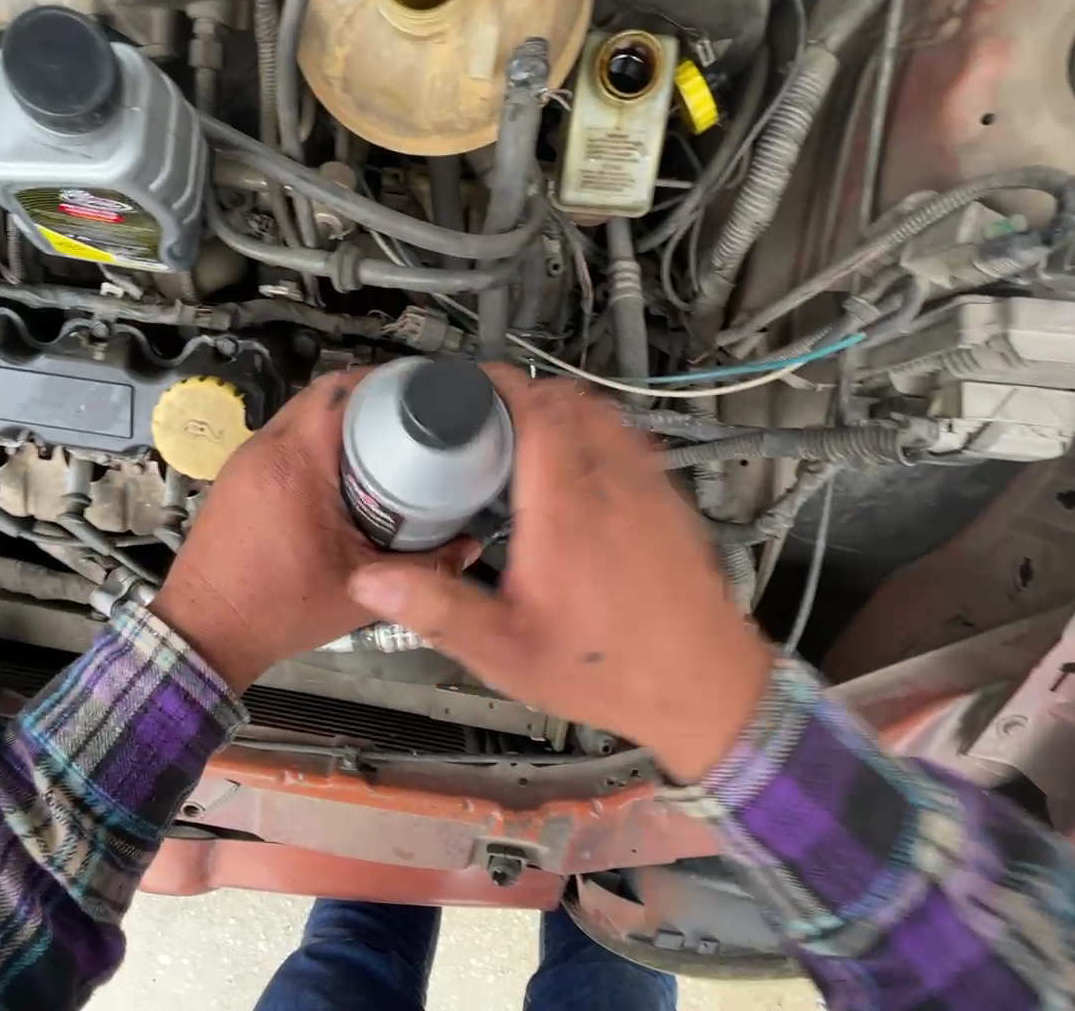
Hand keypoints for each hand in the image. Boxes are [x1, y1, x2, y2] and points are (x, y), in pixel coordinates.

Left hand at [152, 369, 478, 691]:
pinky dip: (317, 437)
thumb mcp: (362, 587)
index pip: (342, 392)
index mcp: (296, 464)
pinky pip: (285, 436)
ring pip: (302, 412)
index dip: (386, 383)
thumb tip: (467, 546)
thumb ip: (423, 566)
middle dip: (369, 397)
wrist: (210, 628)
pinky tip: (344, 464)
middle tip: (412, 415)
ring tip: (385, 438)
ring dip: (341, 417)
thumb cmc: (276, 608)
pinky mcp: (240, 474)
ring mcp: (247, 459)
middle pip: (323, 394)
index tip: (421, 390)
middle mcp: (266, 449)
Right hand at [345, 367, 774, 779]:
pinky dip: (594, 432)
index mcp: (565, 510)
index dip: (499, 385)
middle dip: (523, 393)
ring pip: (603, 414)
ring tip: (521, 433)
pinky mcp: (669, 501)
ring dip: (560, 409)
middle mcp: (612, 484)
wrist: (704, 688)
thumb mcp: (504, 649)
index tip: (468, 385)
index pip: (537, 411)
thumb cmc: (605, 671)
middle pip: (569, 401)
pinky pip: (629, 440)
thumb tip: (370, 583)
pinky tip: (572, 468)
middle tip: (485, 412)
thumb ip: (436, 609)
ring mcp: (648, 488)